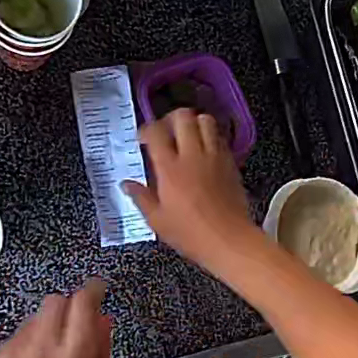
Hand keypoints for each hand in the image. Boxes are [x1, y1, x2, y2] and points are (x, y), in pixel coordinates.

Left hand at [0, 279, 111, 357]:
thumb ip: (99, 356)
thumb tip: (102, 321)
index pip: (83, 303)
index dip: (93, 291)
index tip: (97, 290)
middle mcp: (39, 349)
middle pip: (55, 301)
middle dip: (68, 308)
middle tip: (74, 330)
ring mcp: (11, 353)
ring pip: (32, 322)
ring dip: (45, 332)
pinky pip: (13, 343)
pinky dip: (24, 352)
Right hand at [122, 110, 260, 272]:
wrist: (229, 241)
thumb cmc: (191, 234)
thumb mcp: (157, 220)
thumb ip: (140, 197)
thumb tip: (127, 185)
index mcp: (170, 169)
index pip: (155, 132)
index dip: (146, 130)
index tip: (142, 139)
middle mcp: (192, 156)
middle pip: (183, 117)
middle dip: (170, 119)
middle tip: (164, 132)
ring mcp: (214, 157)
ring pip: (205, 120)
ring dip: (193, 123)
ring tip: (185, 136)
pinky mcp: (231, 163)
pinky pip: (220, 138)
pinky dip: (209, 137)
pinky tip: (203, 151)